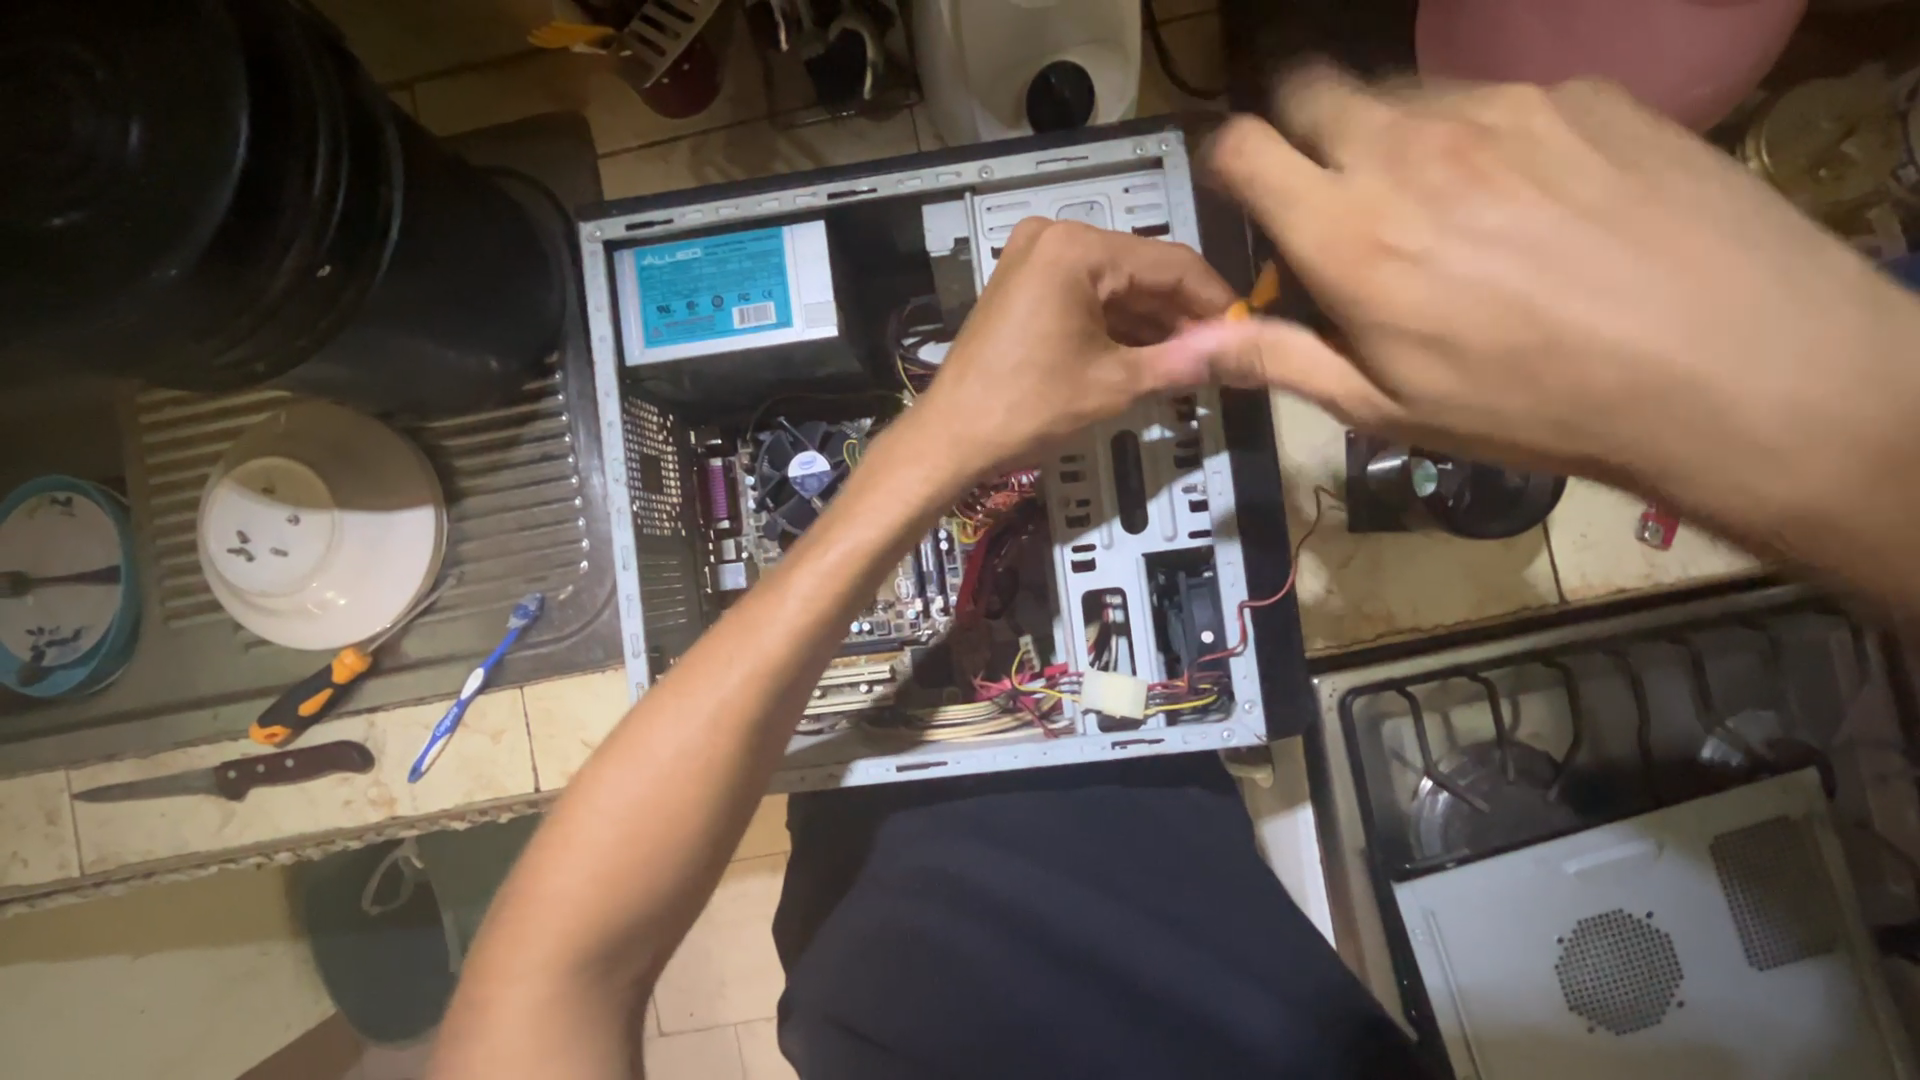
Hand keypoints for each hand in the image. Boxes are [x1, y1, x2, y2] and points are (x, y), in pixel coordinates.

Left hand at [907, 218, 1234, 477]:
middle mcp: (1055, 236)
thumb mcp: (1115, 384)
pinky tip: (1148, 354)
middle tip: (1221, 354)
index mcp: (1079, 248)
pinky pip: (1084, 296)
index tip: (1248, 331)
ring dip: (1151, 323)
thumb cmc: (1029, 407)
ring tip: (1191, 362)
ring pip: (1114, 286)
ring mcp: (1033, 258)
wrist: (951, 436)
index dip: (1215, 300)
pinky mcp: (1022, 284)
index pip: (1172, 264)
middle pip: (1142, 271)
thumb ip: (1184, 361)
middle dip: (1181, 315)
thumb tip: (1244, 351)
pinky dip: (1115, 324)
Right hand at [1193, 65, 1919, 501]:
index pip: (1243, 147)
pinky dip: (1474, 136)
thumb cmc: (1527, 404)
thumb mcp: (1381, 405)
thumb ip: (1274, 358)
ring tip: (1435, 206)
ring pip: (1399, 92)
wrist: (1731, 364)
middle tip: (1329, 193)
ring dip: (1385, 136)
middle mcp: (1408, 148)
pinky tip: (1524, 198)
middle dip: (1298, 130)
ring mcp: (1498, 108)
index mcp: (1347, 233)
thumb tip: (1184, 347)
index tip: (1245, 192)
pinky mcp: (1576, 94)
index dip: (1228, 161)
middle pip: (1312, 89)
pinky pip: (1490, 98)